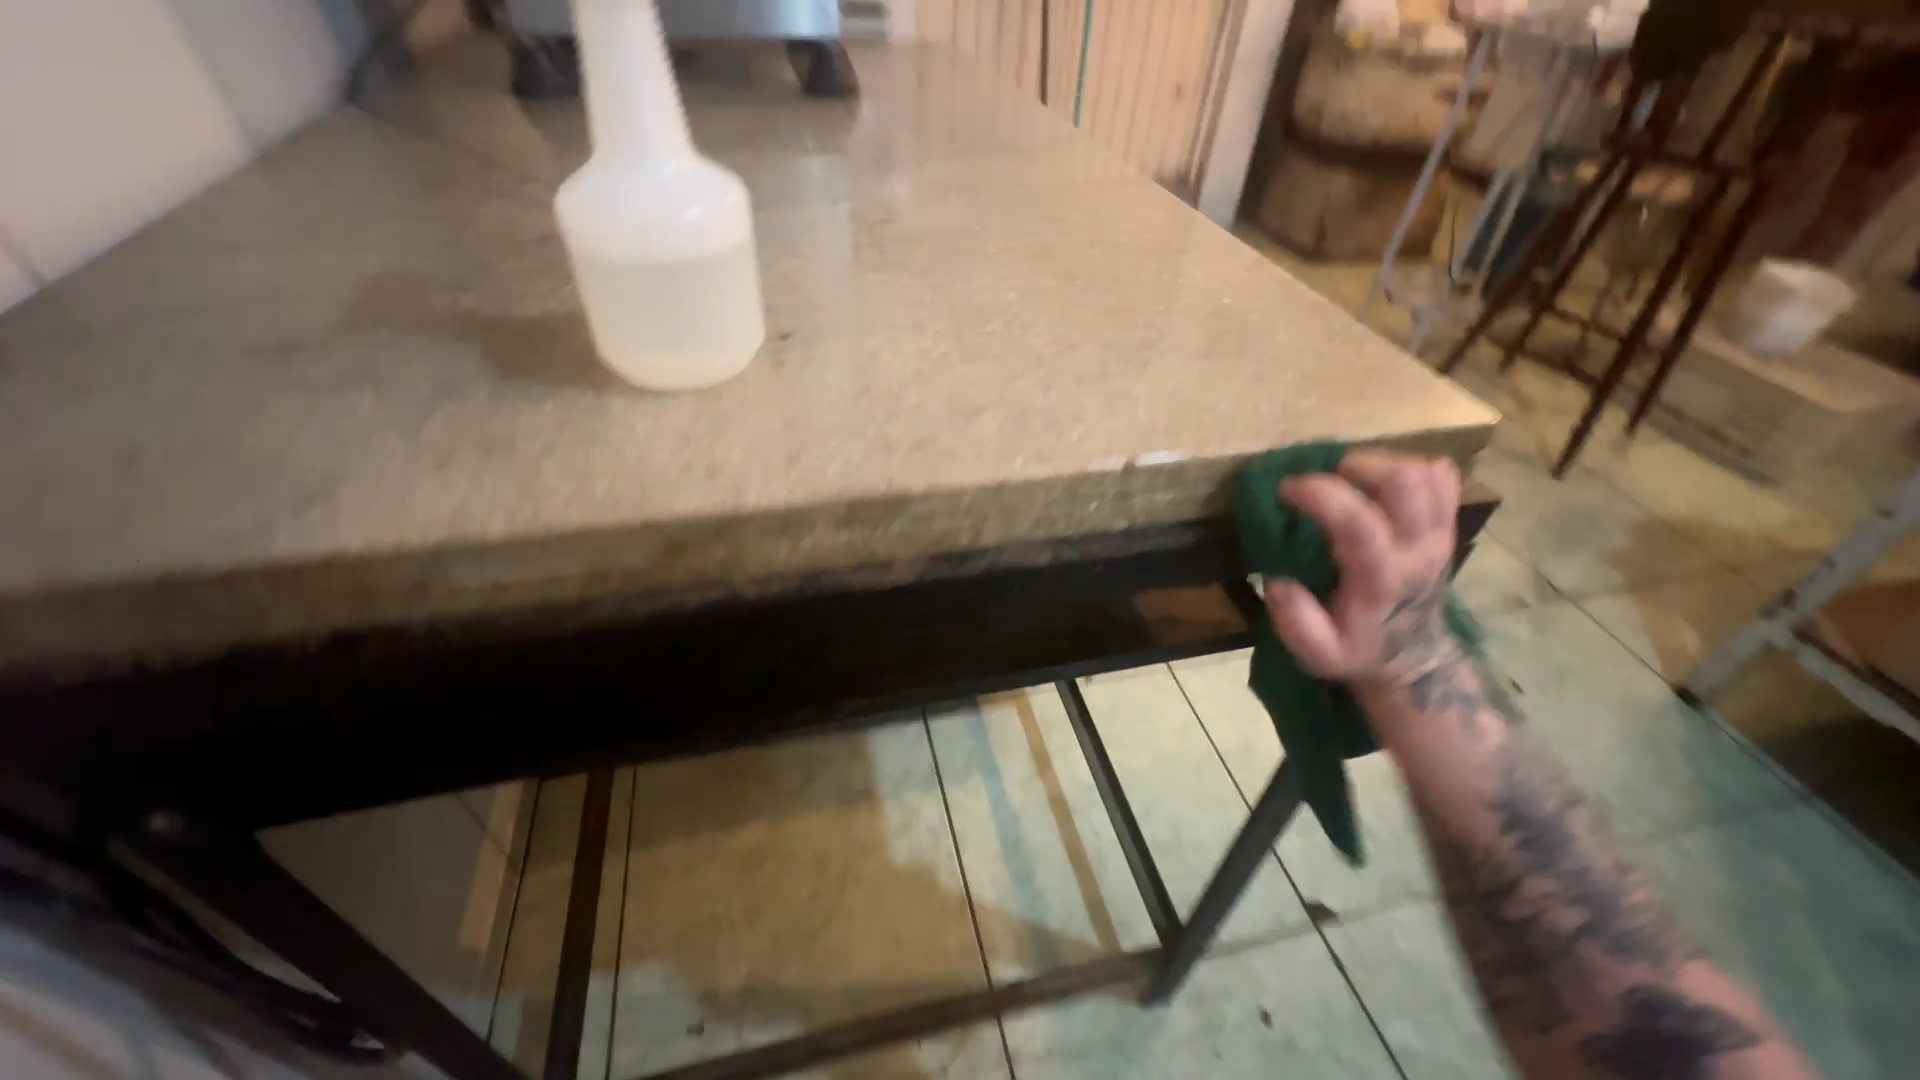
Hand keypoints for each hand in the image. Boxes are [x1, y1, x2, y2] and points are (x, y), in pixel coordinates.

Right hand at [1263, 450, 1461, 689]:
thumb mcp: (1318, 656)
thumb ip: (1296, 622)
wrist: (1414, 657)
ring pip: (1424, 472)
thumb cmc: (1358, 650)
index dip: (1320, 493)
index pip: (1358, 522)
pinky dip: (1408, 468)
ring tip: (1348, 477)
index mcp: (1380, 580)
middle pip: (1404, 481)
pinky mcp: (1448, 525)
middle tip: (1323, 476)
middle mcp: (1417, 550)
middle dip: (1355, 465)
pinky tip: (1379, 484)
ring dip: (1380, 462)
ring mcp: (1439, 534)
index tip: (1284, 489)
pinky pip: (1441, 477)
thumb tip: (1278, 580)